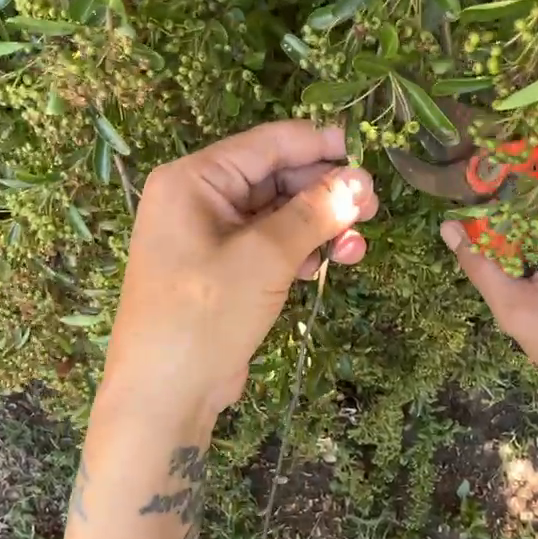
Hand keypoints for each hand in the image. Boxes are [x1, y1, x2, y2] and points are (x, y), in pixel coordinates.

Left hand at [102, 121, 378, 419]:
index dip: (318, 146)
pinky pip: (270, 247)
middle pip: (275, 179)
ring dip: (319, 226)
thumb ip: (313, 214)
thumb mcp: (264, 258)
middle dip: (324, 192)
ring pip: (278, 216)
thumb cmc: (204, 314)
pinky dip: (301, 251)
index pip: (266, 145)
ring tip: (356, 245)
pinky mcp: (224, 272)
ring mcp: (211, 239)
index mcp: (194, 180)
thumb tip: (358, 183)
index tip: (366, 153)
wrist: (165, 393)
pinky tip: (329, 263)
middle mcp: (199, 201)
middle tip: (372, 208)